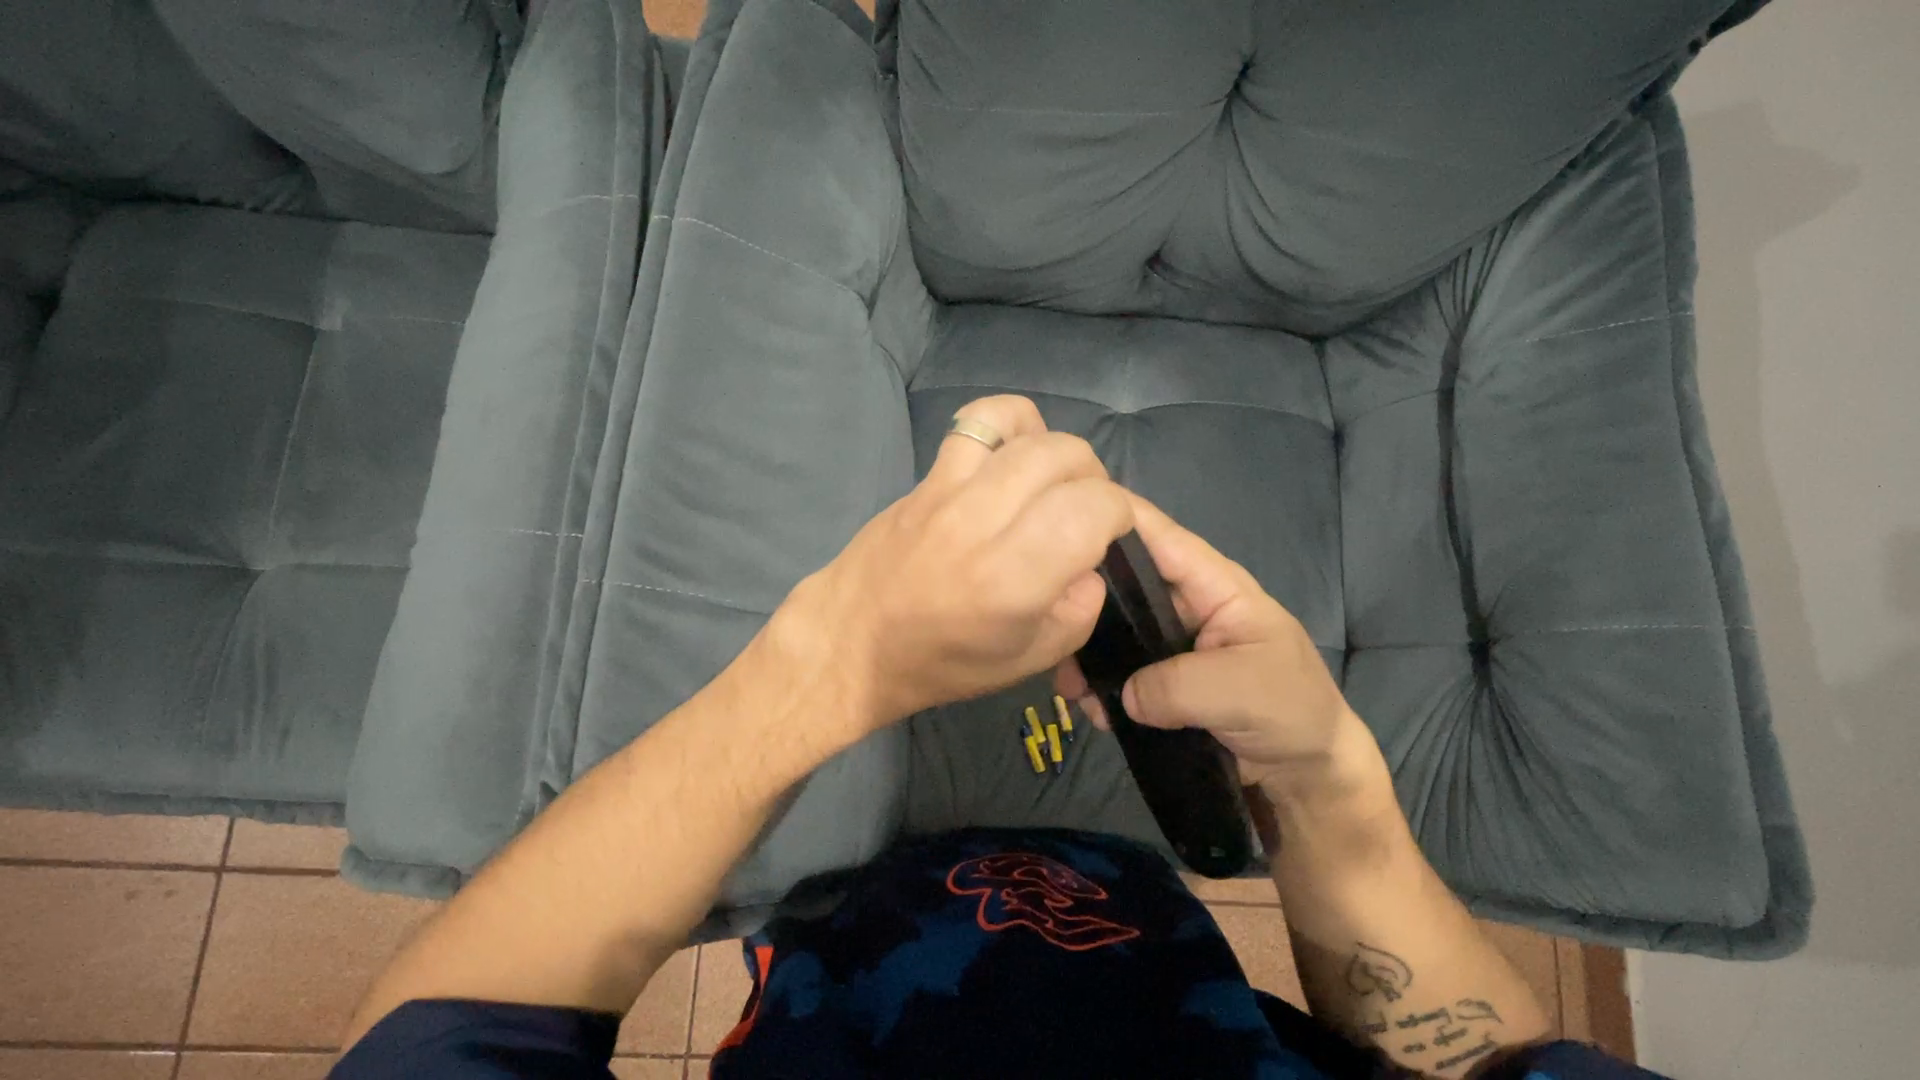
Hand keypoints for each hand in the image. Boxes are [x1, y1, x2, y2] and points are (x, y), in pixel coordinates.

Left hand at [789, 395, 1133, 729]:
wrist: (852, 641)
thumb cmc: (942, 662)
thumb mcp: (1031, 658)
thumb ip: (1081, 607)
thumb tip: (1093, 558)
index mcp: (1013, 579)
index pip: (1095, 508)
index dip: (1122, 514)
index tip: (1112, 535)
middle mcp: (982, 522)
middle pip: (1067, 458)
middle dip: (1095, 481)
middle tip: (1086, 514)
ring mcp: (950, 491)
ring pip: (1028, 433)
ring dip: (1059, 453)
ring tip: (1053, 485)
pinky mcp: (929, 476)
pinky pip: (977, 421)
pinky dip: (1011, 422)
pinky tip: (1015, 453)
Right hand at [1054, 495, 1369, 795]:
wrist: (1306, 773)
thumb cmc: (1291, 711)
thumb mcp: (1241, 689)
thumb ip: (1176, 685)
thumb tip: (1120, 694)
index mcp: (1213, 586)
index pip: (1158, 536)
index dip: (1113, 518)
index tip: (1059, 514)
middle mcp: (1183, 606)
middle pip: (1123, 583)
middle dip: (1084, 601)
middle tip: (1049, 627)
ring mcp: (1168, 645)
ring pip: (1111, 633)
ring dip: (1086, 656)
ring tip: (1070, 688)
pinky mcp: (1159, 683)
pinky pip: (1117, 673)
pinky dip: (1099, 689)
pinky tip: (1091, 711)